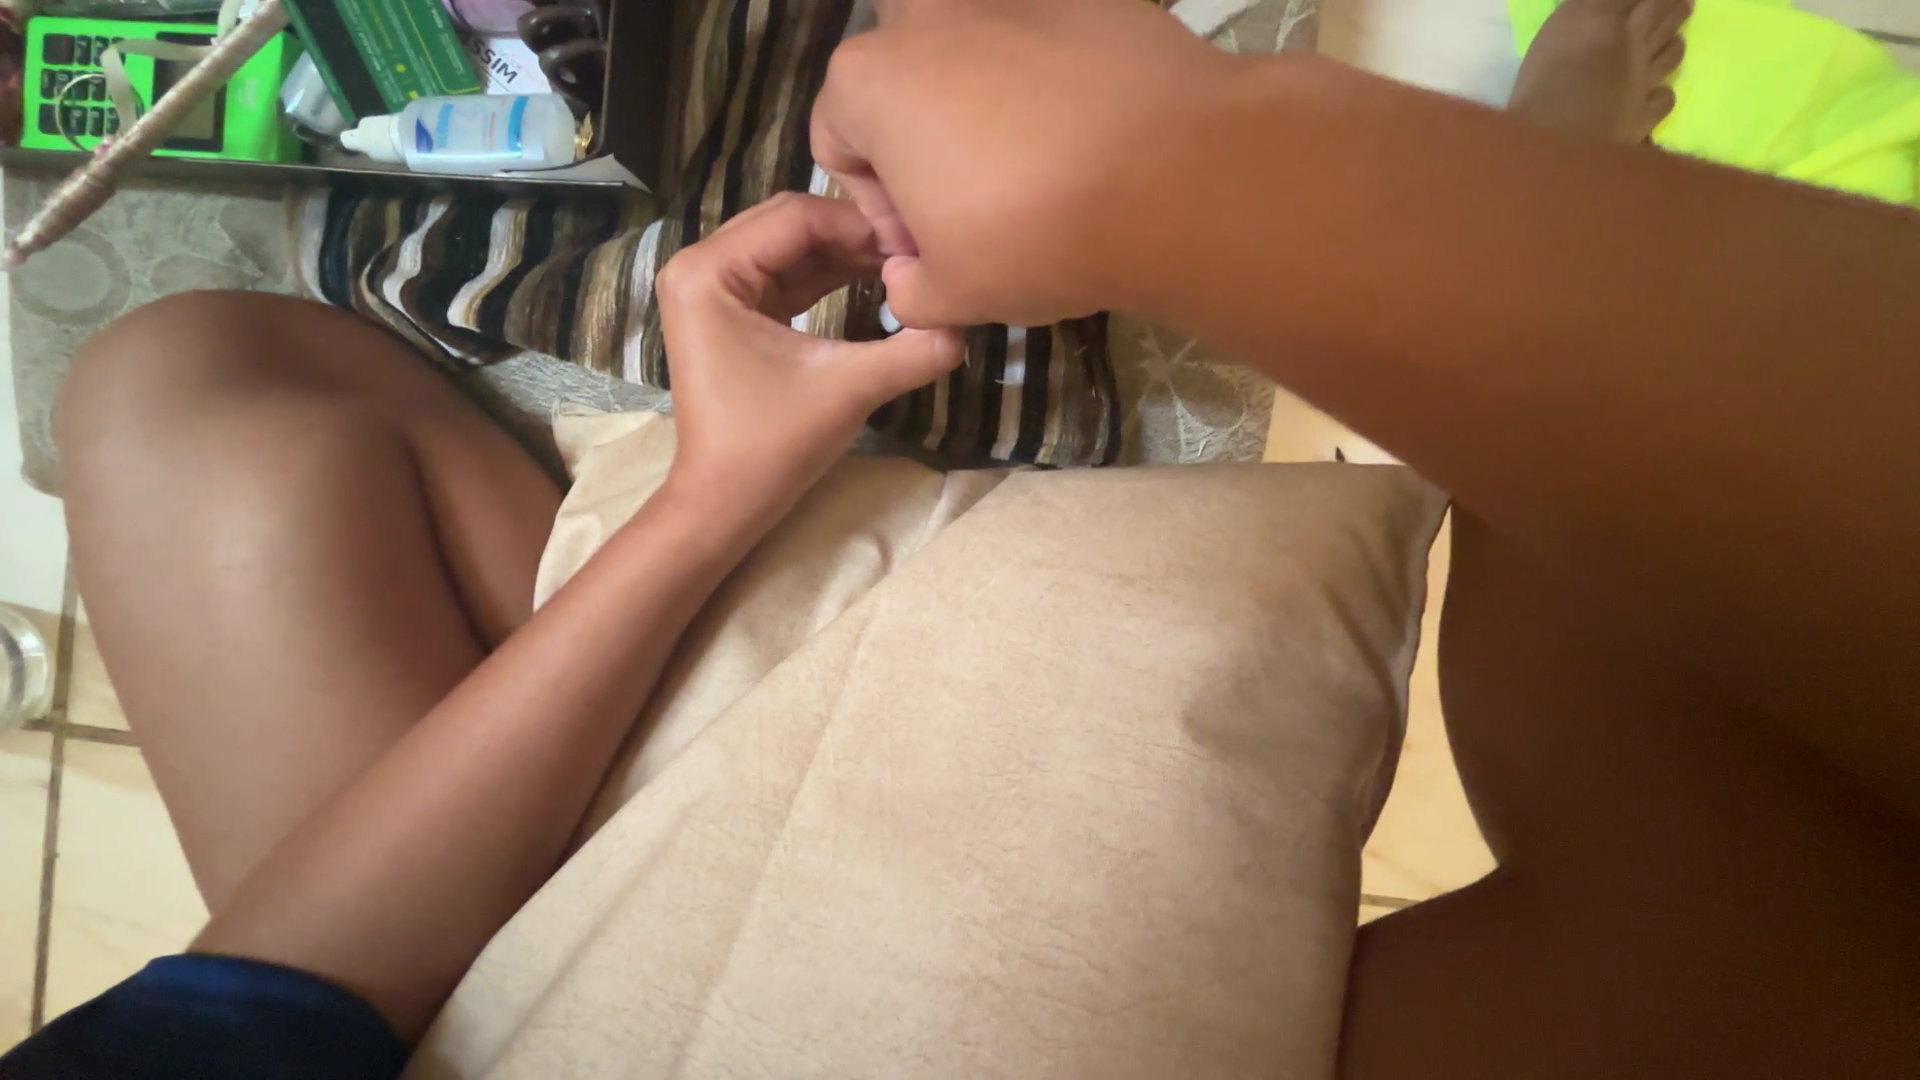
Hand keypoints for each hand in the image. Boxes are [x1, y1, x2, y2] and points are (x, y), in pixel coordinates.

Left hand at [656, 193, 963, 519]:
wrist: (729, 501)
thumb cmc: (775, 445)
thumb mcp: (849, 389)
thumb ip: (912, 352)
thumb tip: (966, 325)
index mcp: (710, 270)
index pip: (798, 217)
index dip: (863, 225)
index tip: (917, 242)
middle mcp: (701, 266)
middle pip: (791, 225)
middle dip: (855, 236)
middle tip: (913, 251)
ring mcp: (712, 290)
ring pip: (791, 250)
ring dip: (846, 256)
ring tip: (902, 266)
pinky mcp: (730, 315)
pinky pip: (786, 278)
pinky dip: (828, 279)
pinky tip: (873, 281)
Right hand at [811, 0, 1243, 327]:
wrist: (1174, 180)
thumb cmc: (1032, 238)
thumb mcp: (950, 296)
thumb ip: (907, 292)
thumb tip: (908, 280)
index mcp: (871, 81)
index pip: (836, 142)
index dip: (874, 207)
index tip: (923, 248)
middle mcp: (928, 16)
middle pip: (900, 90)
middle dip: (920, 149)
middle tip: (973, 211)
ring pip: (970, 65)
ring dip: (981, 118)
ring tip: (1034, 179)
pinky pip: (1040, 50)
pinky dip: (1046, 94)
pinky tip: (1084, 146)